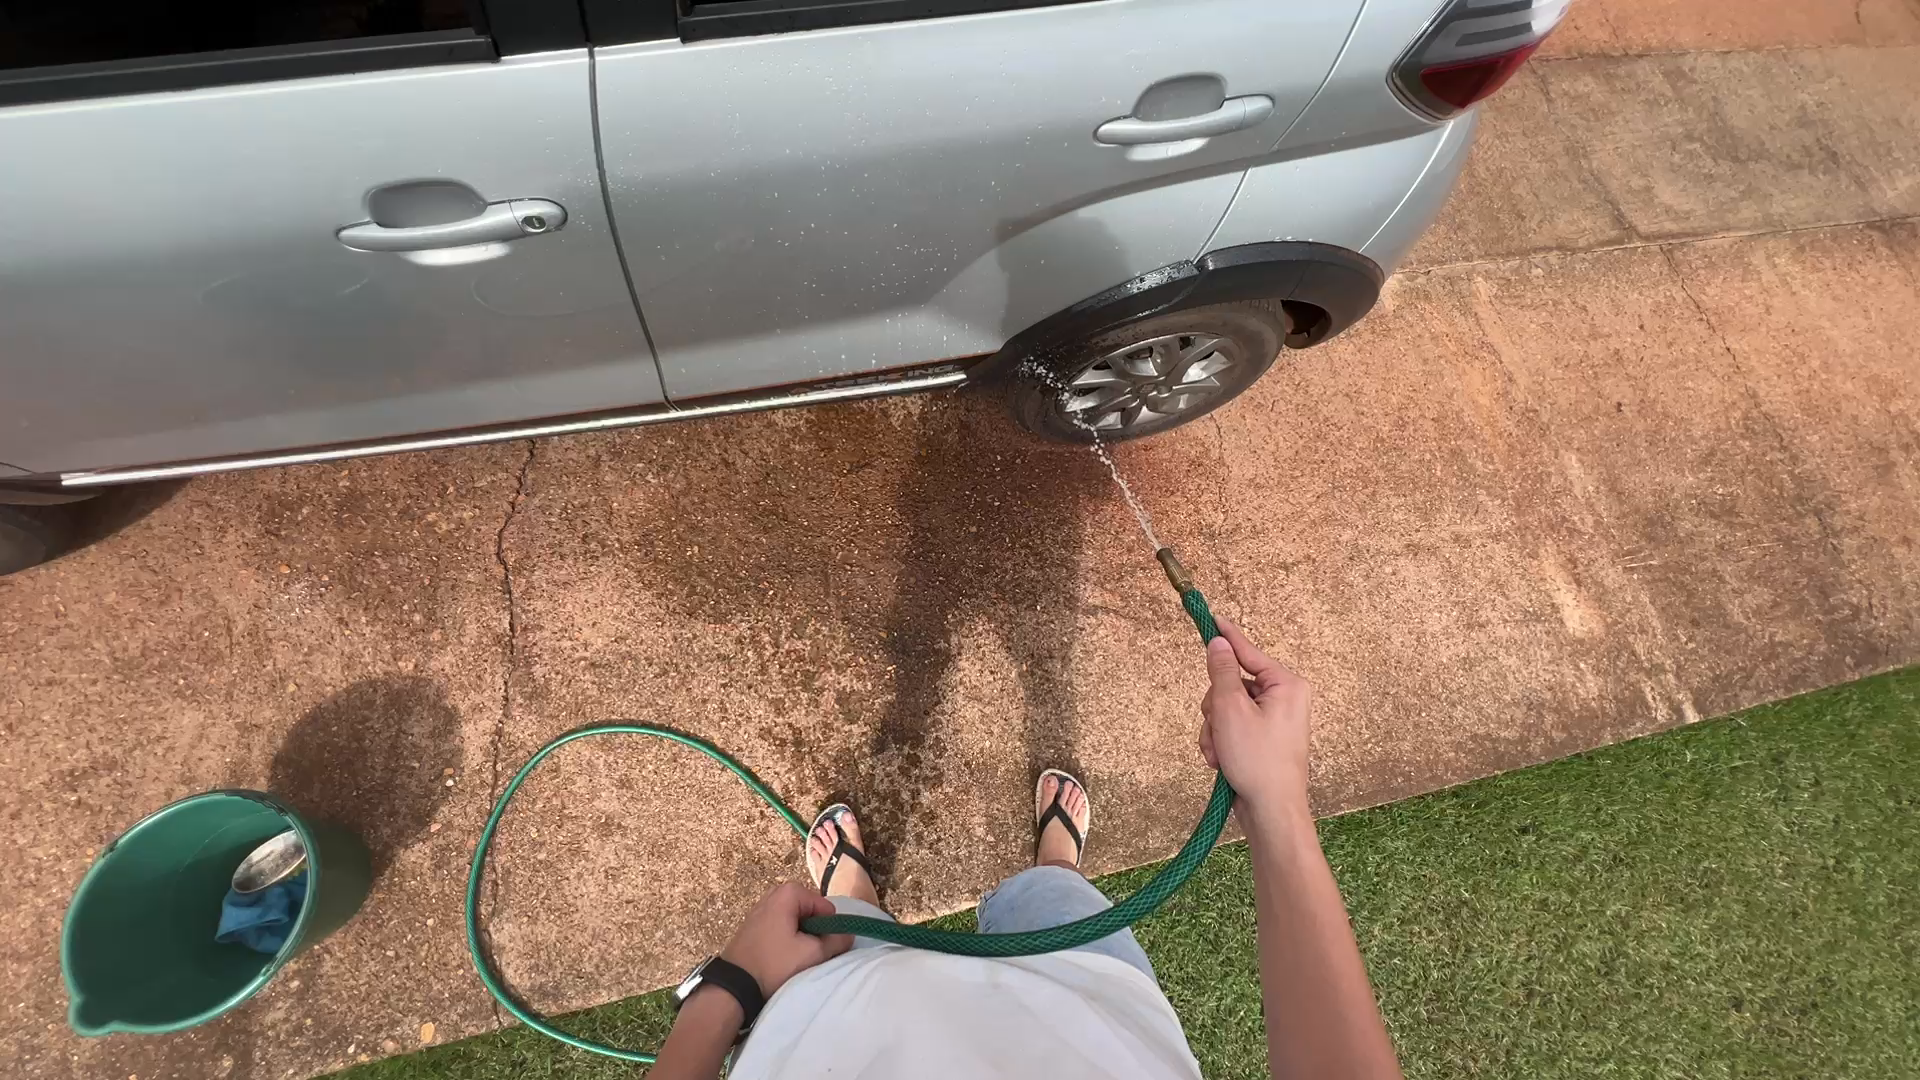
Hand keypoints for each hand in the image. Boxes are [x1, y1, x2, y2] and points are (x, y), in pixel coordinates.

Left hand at [720, 883, 851, 997]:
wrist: (732, 987)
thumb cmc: (773, 965)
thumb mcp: (811, 954)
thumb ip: (836, 941)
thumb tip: (849, 934)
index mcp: (790, 892)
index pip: (826, 907)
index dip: (828, 929)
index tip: (820, 949)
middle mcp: (775, 892)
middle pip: (810, 912)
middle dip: (813, 932)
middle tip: (806, 954)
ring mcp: (761, 907)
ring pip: (795, 920)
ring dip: (799, 937)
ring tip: (792, 959)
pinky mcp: (753, 923)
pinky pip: (780, 925)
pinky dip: (785, 939)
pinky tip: (778, 958)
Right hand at [1199, 616, 1312, 822]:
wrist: (1271, 812)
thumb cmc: (1257, 760)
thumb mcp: (1231, 709)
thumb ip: (1221, 672)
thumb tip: (1218, 644)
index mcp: (1286, 685)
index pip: (1248, 652)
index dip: (1226, 636)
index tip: (1212, 618)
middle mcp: (1284, 698)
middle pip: (1231, 682)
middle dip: (1214, 707)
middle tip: (1216, 727)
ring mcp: (1273, 719)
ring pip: (1225, 706)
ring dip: (1214, 727)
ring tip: (1218, 751)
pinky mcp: (1263, 737)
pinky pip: (1230, 725)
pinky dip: (1220, 740)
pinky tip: (1220, 759)